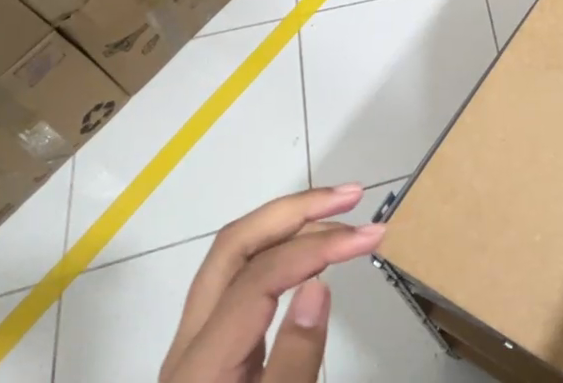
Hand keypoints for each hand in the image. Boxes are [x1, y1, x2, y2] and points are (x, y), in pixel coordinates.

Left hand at [159, 185, 385, 382]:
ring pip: (231, 256)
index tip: (374, 236)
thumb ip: (291, 365)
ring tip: (342, 209)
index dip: (318, 246)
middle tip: (352, 196)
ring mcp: (194, 344)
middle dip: (294, 210)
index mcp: (199, 368)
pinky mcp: (210, 349)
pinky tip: (314, 250)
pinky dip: (279, 247)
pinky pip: (239, 277)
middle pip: (231, 247)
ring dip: (286, 222)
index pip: (258, 277)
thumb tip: (317, 286)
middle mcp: (188, 344)